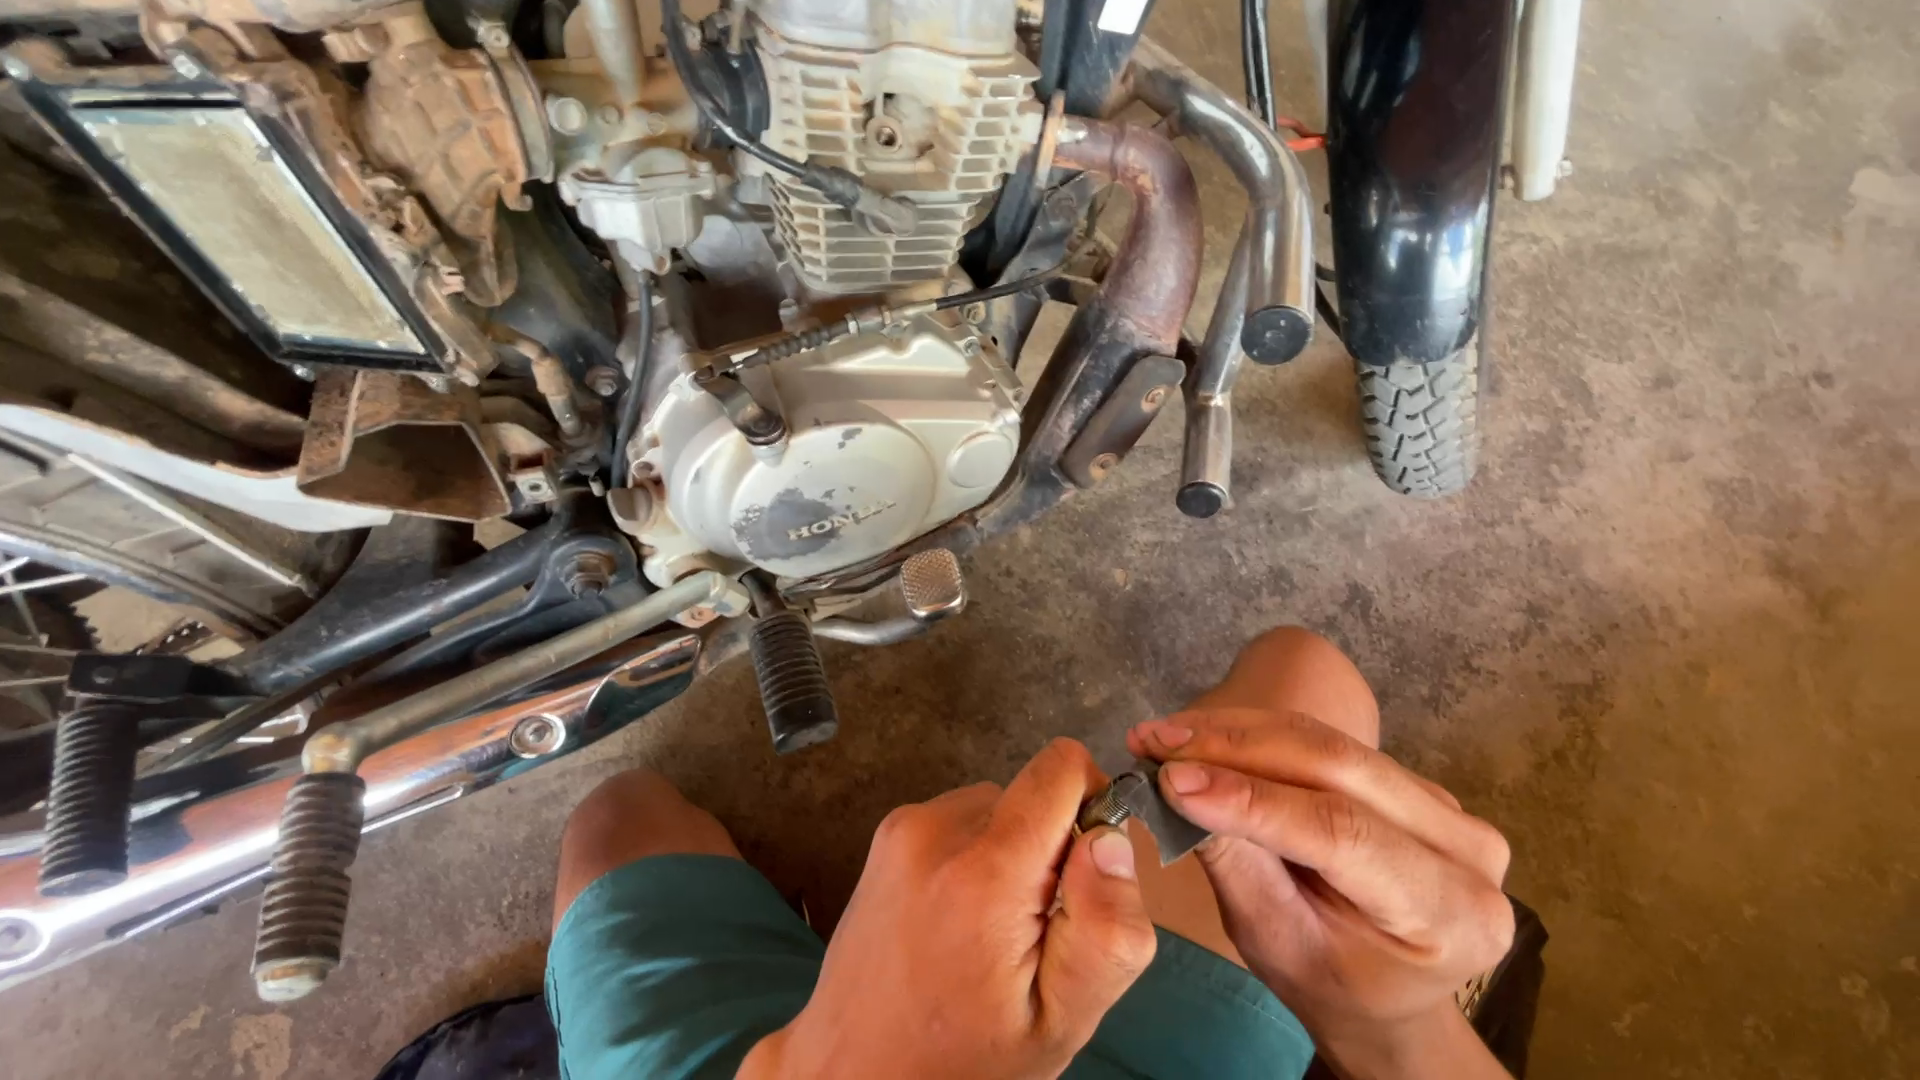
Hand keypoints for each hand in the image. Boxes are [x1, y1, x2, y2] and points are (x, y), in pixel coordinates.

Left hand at [739, 739, 1156, 1079]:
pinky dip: (972, 856)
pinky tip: (955, 919)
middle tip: (1031, 928)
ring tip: (988, 930)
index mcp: (984, 871)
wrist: (856, 1070)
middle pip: (1030, 795)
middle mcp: (935, 829)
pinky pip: (959, 821)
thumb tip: (1110, 838)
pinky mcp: (886, 835)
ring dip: (1009, 854)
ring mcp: (902, 827)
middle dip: (1049, 848)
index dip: (1092, 803)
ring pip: (996, 809)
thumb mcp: (1062, 1019)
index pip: (1061, 768)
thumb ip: (1106, 928)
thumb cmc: (966, 1060)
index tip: (1086, 869)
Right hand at [1129, 708, 1514, 1077]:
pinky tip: (1198, 734)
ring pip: (1326, 741)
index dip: (1251, 799)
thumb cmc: (1326, 982)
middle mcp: (1466, 845)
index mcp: (1450, 913)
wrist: (1380, 990)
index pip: (1343, 832)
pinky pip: (1324, 740)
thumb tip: (1177, 787)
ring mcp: (1444, 804)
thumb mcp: (1273, 941)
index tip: (1170, 779)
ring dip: (1233, 730)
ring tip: (1161, 734)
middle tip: (1152, 740)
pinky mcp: (1409, 779)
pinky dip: (1252, 733)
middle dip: (1232, 746)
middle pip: (1337, 767)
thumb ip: (1236, 864)